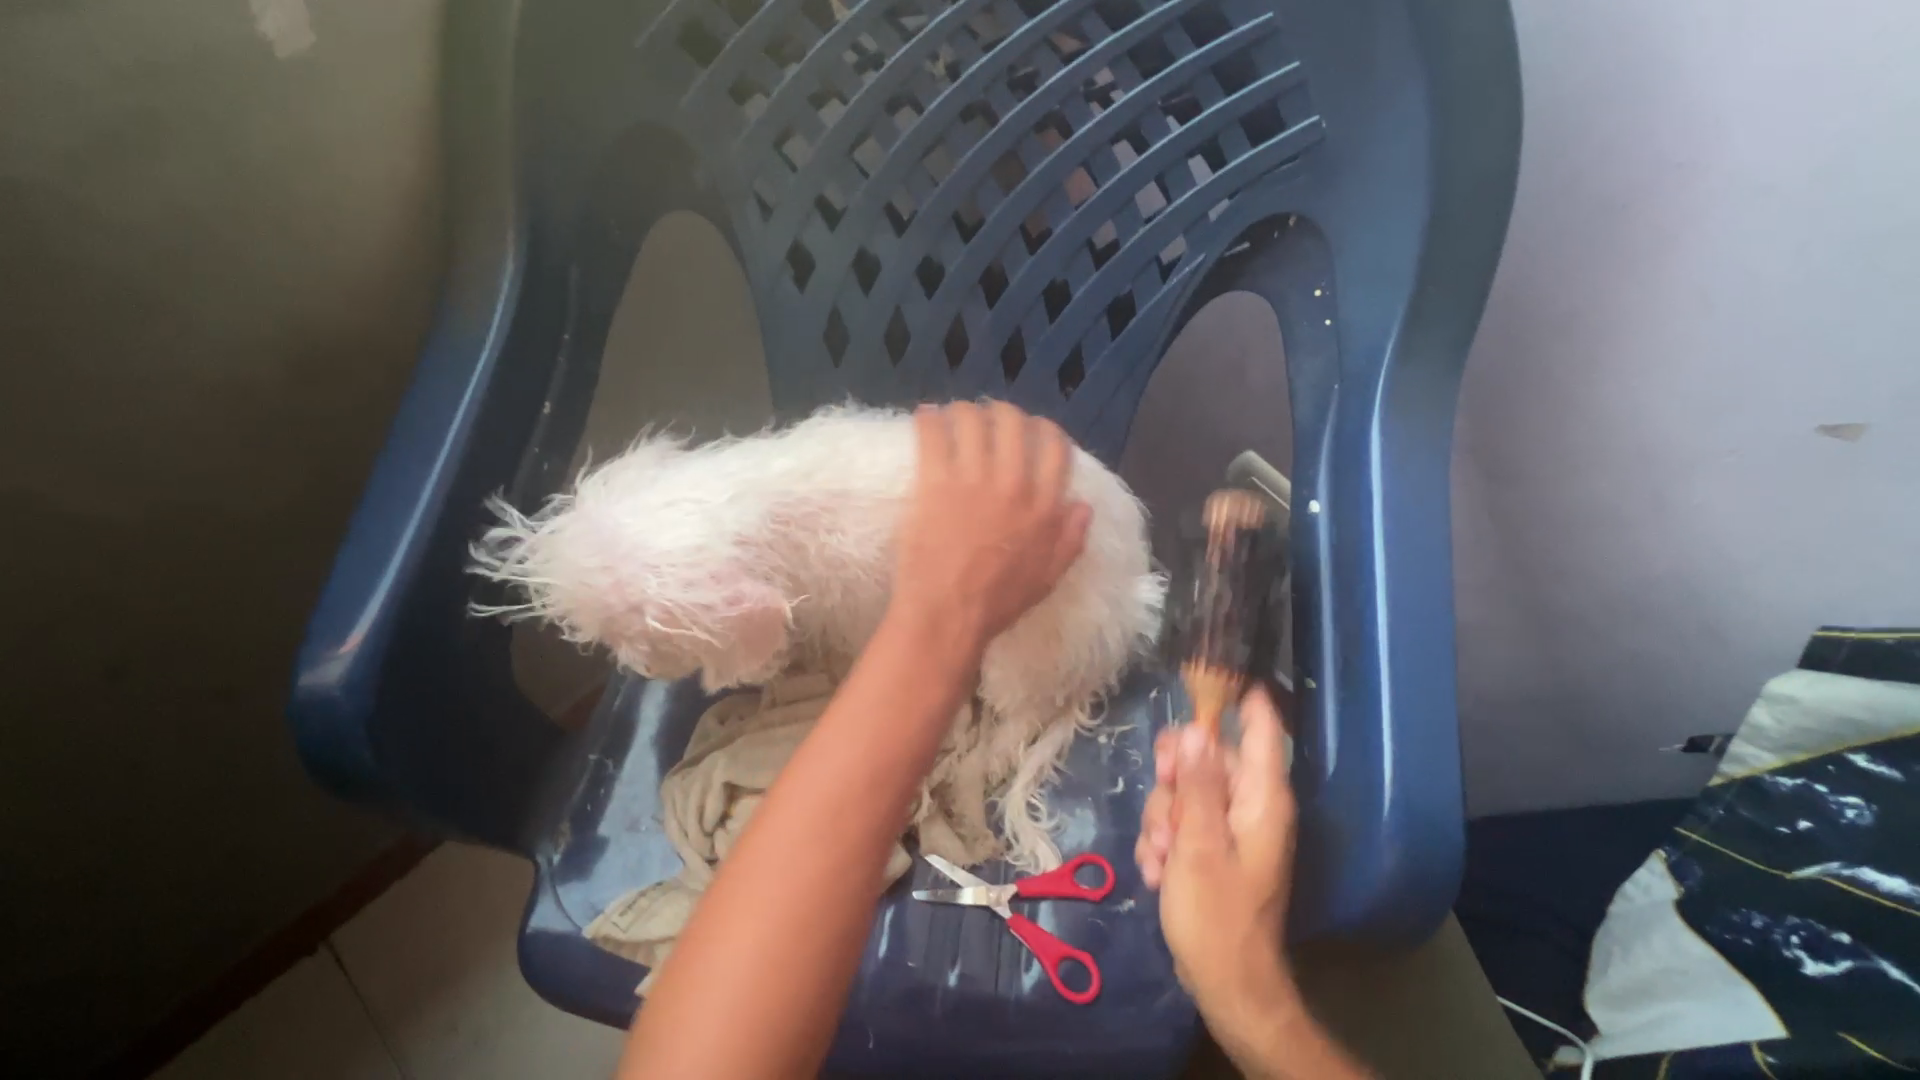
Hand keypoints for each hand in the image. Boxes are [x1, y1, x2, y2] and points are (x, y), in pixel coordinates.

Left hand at [890, 401, 1091, 652]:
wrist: (948, 616)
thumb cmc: (997, 603)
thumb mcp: (1048, 578)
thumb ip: (1070, 540)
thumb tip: (1083, 505)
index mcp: (1044, 507)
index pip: (1054, 447)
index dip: (1044, 429)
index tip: (1032, 428)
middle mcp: (1013, 484)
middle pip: (1013, 422)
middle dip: (1001, 413)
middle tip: (986, 419)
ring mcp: (973, 480)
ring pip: (973, 419)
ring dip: (963, 411)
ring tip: (953, 417)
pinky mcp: (935, 482)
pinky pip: (934, 433)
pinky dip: (929, 418)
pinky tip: (925, 417)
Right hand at [1138, 688, 1302, 1054]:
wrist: (1226, 983)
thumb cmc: (1216, 915)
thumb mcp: (1198, 846)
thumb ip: (1197, 787)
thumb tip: (1197, 731)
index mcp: (1262, 797)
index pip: (1261, 726)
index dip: (1235, 697)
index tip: (1200, 678)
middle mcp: (1251, 803)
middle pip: (1208, 757)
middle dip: (1174, 781)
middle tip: (1163, 810)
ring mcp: (1231, 826)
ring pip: (1186, 791)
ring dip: (1163, 819)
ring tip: (1160, 857)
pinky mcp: (1212, 847)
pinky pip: (1182, 821)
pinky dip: (1165, 841)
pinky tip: (1158, 870)